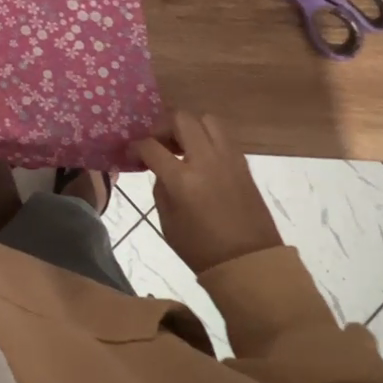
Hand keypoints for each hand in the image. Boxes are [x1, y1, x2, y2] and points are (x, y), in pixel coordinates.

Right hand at [131, 112, 282, 273]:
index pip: (151, 146)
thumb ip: (160, 187)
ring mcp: (228, 159)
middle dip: (163, 125)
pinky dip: (208, 138)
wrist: (249, 263)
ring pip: (206, 119)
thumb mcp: (167, 221)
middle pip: (181, 118)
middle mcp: (206, 160)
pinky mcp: (243, 164)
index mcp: (183, 179)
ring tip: (183, 144)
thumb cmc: (201, 249)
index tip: (132, 152)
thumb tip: (160, 168)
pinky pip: (223, 136)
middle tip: (159, 141)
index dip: (136, 146)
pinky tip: (201, 156)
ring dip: (190, 126)